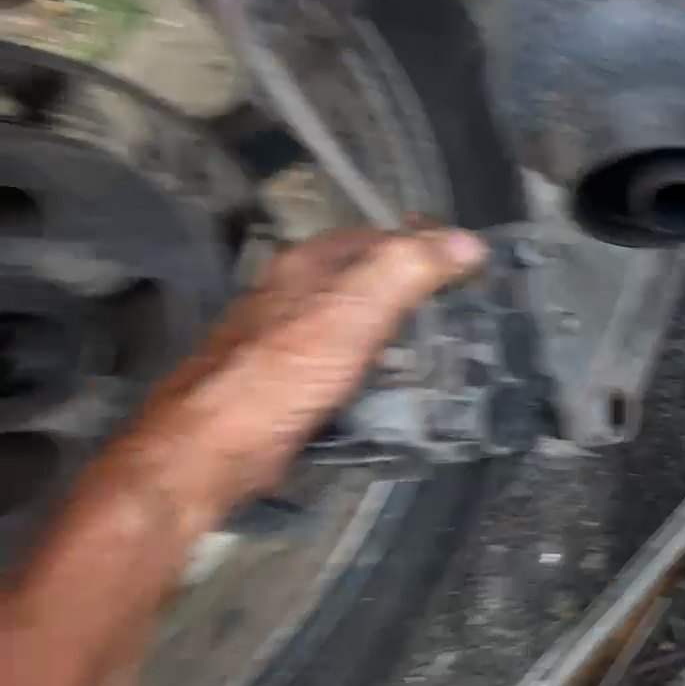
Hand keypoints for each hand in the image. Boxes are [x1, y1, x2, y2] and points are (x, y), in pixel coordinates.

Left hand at [116, 226, 488, 514]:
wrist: (210, 451)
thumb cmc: (278, 377)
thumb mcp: (356, 312)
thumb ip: (410, 270)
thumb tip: (469, 242)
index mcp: (310, 264)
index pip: (386, 234)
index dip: (430, 242)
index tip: (472, 261)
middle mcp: (297, 289)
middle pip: (373, 272)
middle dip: (419, 282)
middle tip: (466, 299)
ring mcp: (291, 330)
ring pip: (363, 310)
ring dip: (403, 319)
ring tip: (445, 336)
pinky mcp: (294, 370)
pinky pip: (354, 348)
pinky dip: (383, 353)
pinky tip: (400, 372)